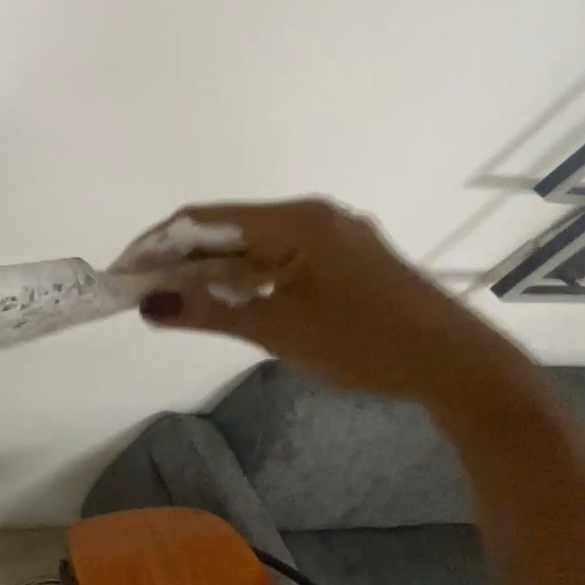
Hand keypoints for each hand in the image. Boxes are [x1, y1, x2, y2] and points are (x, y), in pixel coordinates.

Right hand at [130, 197, 534, 402]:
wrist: (460, 369)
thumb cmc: (364, 343)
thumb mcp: (275, 328)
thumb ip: (207, 311)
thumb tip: (148, 303)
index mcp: (295, 221)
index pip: (203, 220)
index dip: (155, 244)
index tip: (123, 272)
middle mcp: (312, 215)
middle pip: (225, 228)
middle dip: (178, 257)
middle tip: (141, 289)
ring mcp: (332, 234)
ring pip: (250, 243)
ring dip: (209, 268)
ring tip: (173, 296)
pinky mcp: (345, 257)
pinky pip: (276, 256)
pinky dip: (243, 275)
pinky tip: (225, 297)